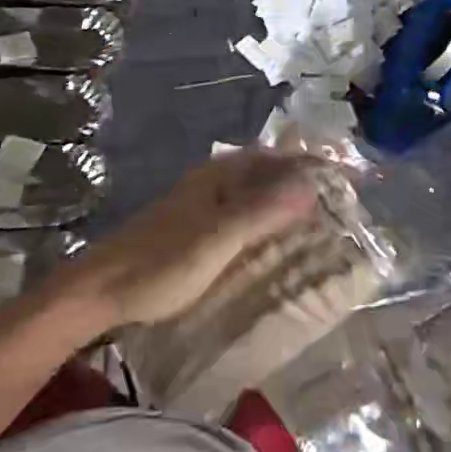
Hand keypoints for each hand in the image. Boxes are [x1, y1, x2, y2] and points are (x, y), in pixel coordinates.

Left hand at [67, 150, 322, 325]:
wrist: (97, 293)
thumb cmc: (159, 265)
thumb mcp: (216, 240)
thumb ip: (262, 212)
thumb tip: (313, 186)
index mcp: (222, 173)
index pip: (282, 158)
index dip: (319, 163)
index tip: (354, 175)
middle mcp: (215, 178)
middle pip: (273, 169)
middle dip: (310, 177)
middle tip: (346, 196)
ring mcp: (204, 201)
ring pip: (260, 189)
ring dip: (291, 196)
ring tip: (324, 214)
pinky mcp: (197, 225)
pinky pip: (247, 209)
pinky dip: (271, 214)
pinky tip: (280, 234)